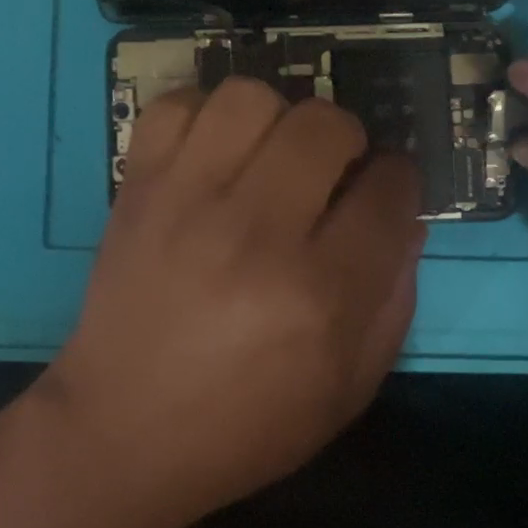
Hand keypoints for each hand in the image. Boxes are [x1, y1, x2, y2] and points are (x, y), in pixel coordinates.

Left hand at [36, 77, 424, 527]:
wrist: (122, 429)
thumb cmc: (247, 423)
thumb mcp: (349, 387)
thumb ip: (393, 297)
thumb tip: (404, 214)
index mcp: (320, 293)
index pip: (389, 190)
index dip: (399, 181)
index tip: (384, 189)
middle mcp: (256, 231)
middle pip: (325, 125)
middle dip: (347, 140)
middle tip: (330, 172)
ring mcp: (187, 199)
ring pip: (252, 98)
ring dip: (275, 118)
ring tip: (268, 155)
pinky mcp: (138, 186)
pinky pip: (176, 105)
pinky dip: (202, 115)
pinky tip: (212, 153)